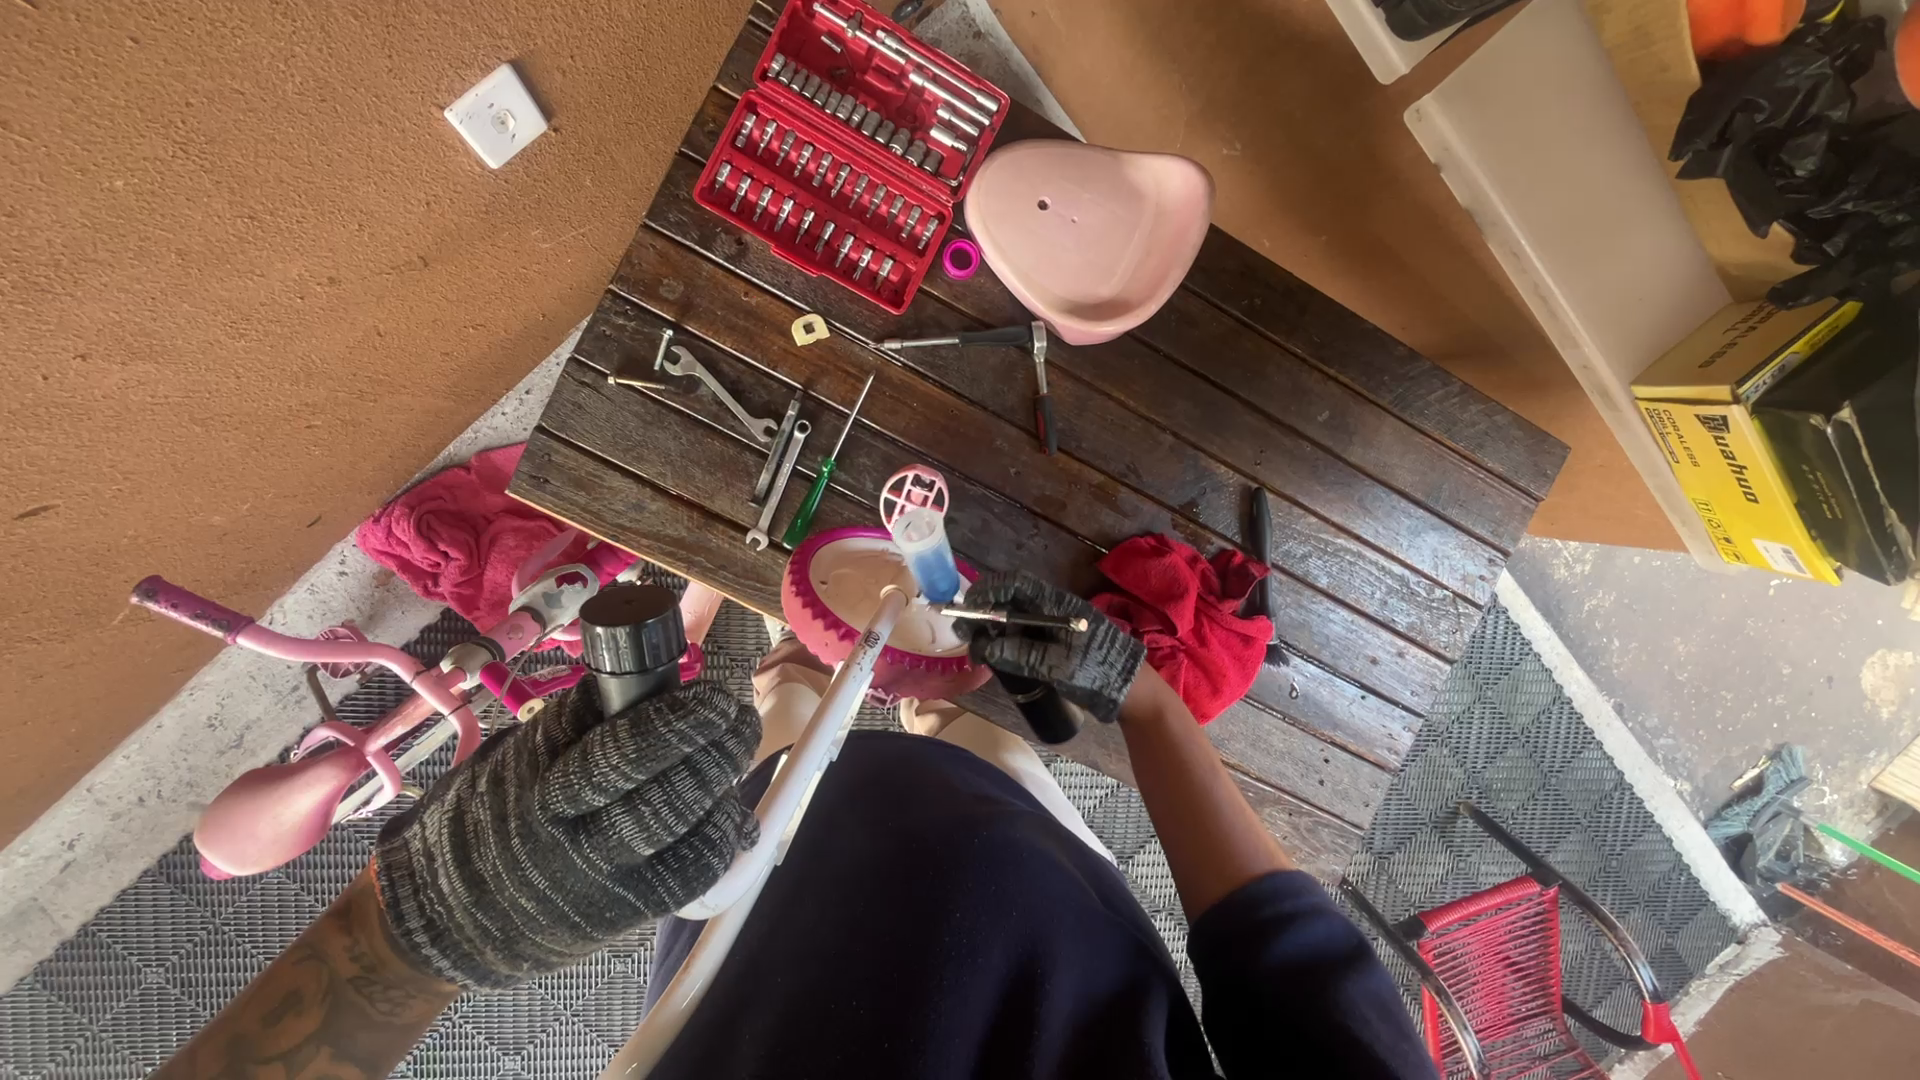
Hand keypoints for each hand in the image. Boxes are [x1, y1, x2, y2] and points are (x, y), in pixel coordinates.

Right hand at [374, 680, 759, 987]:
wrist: (441, 923)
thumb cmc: (485, 819)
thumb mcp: (514, 757)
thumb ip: (576, 723)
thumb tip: (647, 681)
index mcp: (540, 790)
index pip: (622, 749)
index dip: (677, 718)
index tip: (707, 693)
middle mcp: (576, 840)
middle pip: (669, 791)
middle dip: (716, 746)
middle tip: (736, 716)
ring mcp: (607, 883)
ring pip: (690, 831)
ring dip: (724, 783)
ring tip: (735, 748)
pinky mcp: (630, 914)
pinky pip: (695, 870)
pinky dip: (721, 831)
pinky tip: (726, 806)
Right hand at [955, 572, 1144, 722]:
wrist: (1131, 691)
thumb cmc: (1099, 671)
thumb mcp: (1059, 666)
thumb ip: (1022, 655)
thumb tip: (985, 648)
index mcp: (1056, 604)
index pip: (1016, 583)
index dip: (988, 590)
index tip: (966, 608)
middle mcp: (1052, 609)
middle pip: (1011, 600)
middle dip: (984, 613)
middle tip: (965, 634)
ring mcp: (1053, 626)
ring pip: (1014, 618)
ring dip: (992, 629)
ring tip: (978, 652)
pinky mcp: (1054, 643)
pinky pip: (1023, 635)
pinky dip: (1005, 642)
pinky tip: (995, 656)